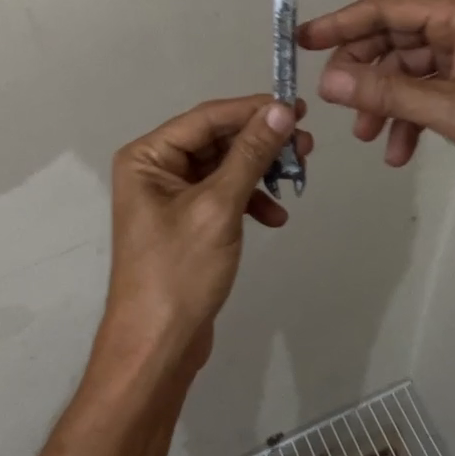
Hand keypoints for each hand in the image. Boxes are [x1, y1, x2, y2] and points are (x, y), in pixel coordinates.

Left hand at [103, 96, 311, 357]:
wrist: (157, 348)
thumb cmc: (180, 271)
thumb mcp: (218, 207)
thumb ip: (250, 155)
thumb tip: (280, 109)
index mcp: (148, 156)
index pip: (207, 117)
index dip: (252, 109)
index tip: (297, 107)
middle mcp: (155, 168)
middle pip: (217, 139)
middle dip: (261, 142)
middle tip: (307, 145)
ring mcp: (170, 196)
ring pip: (224, 166)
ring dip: (260, 171)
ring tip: (299, 177)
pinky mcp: (187, 222)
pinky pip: (223, 195)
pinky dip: (250, 200)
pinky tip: (276, 217)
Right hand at [299, 0, 454, 192]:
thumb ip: (388, 93)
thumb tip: (328, 80)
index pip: (385, 9)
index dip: (340, 25)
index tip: (302, 43)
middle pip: (394, 39)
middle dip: (364, 73)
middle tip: (336, 103)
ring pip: (411, 70)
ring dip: (387, 101)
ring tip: (368, 135)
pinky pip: (434, 92)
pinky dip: (414, 117)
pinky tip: (401, 150)